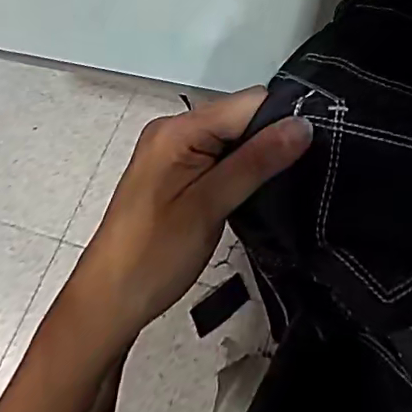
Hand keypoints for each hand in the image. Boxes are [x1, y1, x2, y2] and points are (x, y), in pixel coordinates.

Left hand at [59, 87, 312, 354]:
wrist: (104, 308)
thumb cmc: (152, 258)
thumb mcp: (209, 207)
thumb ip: (257, 161)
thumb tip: (304, 124)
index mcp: (178, 130)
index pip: (249, 102)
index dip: (281, 120)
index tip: (307, 149)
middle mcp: (175, 129)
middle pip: (243, 114)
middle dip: (271, 137)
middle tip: (291, 172)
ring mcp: (174, 149)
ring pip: (235, 134)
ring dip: (257, 153)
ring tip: (275, 182)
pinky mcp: (177, 168)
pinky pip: (222, 150)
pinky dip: (242, 165)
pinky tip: (251, 187)